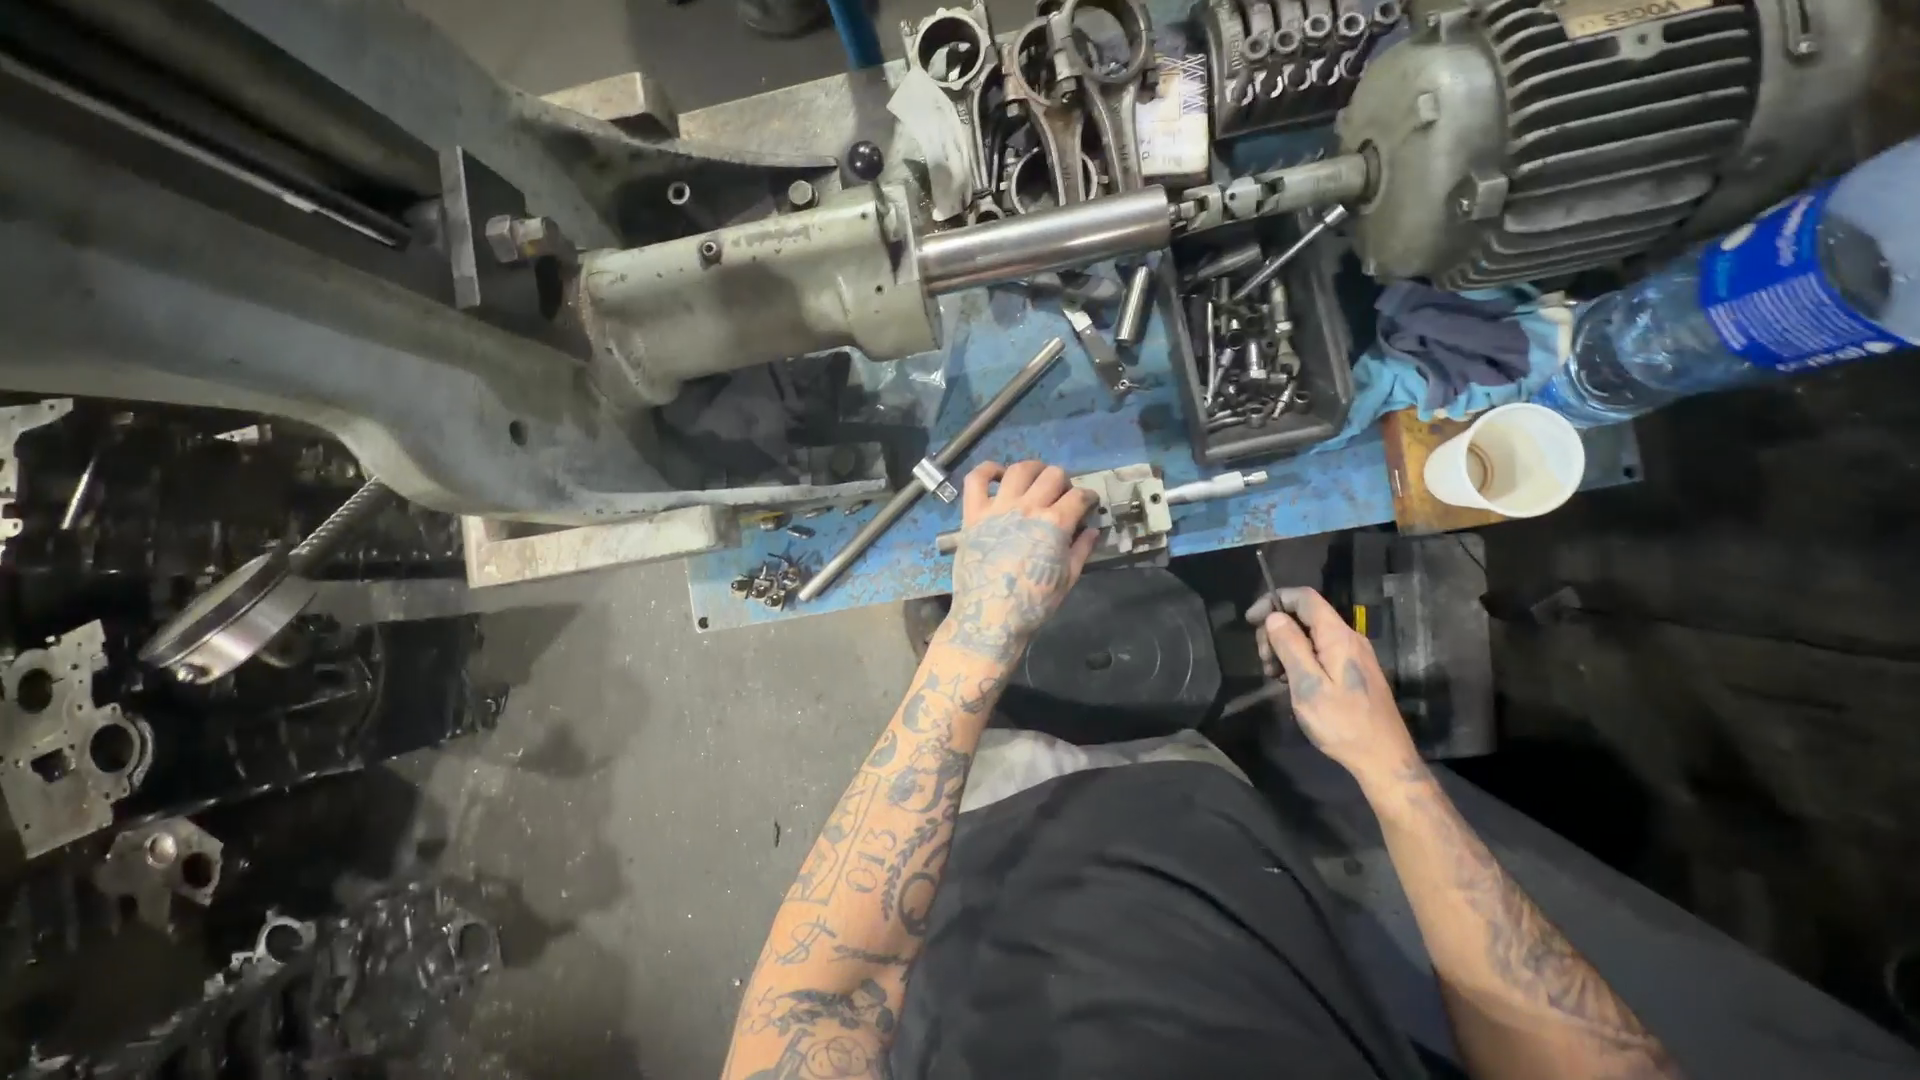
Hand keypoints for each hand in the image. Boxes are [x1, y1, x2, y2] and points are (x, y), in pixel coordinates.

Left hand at [942, 461, 1099, 664]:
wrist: (990, 617)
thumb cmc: (1033, 603)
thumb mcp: (1067, 579)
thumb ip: (1081, 550)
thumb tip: (1092, 531)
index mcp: (1055, 524)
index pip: (1079, 496)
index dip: (1088, 497)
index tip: (1088, 503)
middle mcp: (1027, 508)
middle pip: (1053, 475)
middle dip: (1064, 482)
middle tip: (1061, 495)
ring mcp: (998, 508)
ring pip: (1020, 470)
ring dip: (1033, 469)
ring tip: (1036, 479)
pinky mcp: (973, 514)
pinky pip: (977, 480)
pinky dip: (987, 470)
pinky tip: (998, 474)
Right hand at [1247, 587, 1418, 782]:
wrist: (1383, 758)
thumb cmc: (1342, 723)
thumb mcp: (1308, 685)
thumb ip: (1290, 646)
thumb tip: (1274, 617)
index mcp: (1338, 636)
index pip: (1304, 597)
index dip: (1273, 601)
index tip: (1250, 621)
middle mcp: (1349, 638)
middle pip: (1305, 616)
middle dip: (1276, 631)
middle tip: (1264, 663)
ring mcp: (1354, 655)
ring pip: (1311, 635)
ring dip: (1286, 648)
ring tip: (1275, 678)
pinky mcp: (1355, 671)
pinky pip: (1321, 652)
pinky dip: (1300, 660)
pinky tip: (1293, 684)